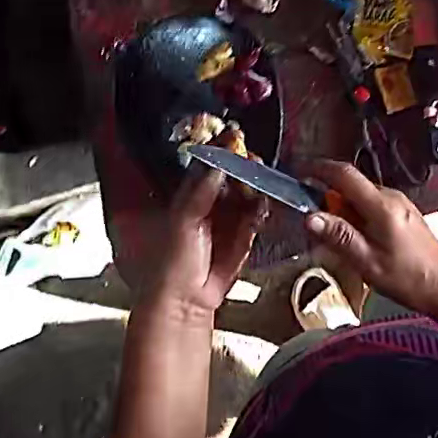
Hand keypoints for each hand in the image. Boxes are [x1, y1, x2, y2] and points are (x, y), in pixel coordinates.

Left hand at [120, 164, 267, 318]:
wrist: (186, 299)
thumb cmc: (174, 260)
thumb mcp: (184, 220)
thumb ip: (202, 191)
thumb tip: (219, 163)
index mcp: (191, 192)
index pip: (209, 163)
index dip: (222, 150)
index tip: (236, 137)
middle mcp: (212, 201)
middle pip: (233, 174)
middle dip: (245, 165)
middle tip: (254, 160)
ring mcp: (229, 217)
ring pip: (248, 191)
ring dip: (256, 184)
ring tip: (261, 180)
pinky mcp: (244, 234)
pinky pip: (257, 214)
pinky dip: (261, 208)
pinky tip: (263, 205)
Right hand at [301, 160, 437, 315]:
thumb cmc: (411, 278)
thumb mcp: (367, 262)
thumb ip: (339, 237)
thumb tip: (311, 218)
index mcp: (381, 206)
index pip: (344, 174)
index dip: (318, 169)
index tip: (300, 173)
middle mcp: (390, 197)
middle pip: (350, 185)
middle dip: (328, 199)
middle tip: (316, 224)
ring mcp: (398, 203)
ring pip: (360, 196)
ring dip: (343, 210)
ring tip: (338, 240)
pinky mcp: (401, 212)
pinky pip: (371, 205)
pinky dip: (356, 216)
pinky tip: (357, 241)